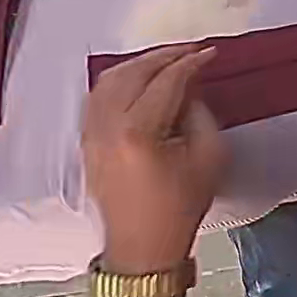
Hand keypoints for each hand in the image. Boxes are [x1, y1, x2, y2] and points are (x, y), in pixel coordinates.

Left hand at [82, 45, 228, 273]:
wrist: (143, 246)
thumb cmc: (180, 207)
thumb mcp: (209, 158)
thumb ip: (200, 115)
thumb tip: (189, 91)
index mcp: (138, 132)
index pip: (166, 82)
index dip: (190, 63)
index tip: (210, 53)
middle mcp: (107, 126)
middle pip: (133, 72)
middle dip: (164, 56)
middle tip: (190, 50)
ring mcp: (91, 132)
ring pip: (109, 79)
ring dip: (140, 64)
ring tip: (166, 60)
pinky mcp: (86, 140)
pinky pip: (98, 95)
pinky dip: (120, 79)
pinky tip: (139, 80)